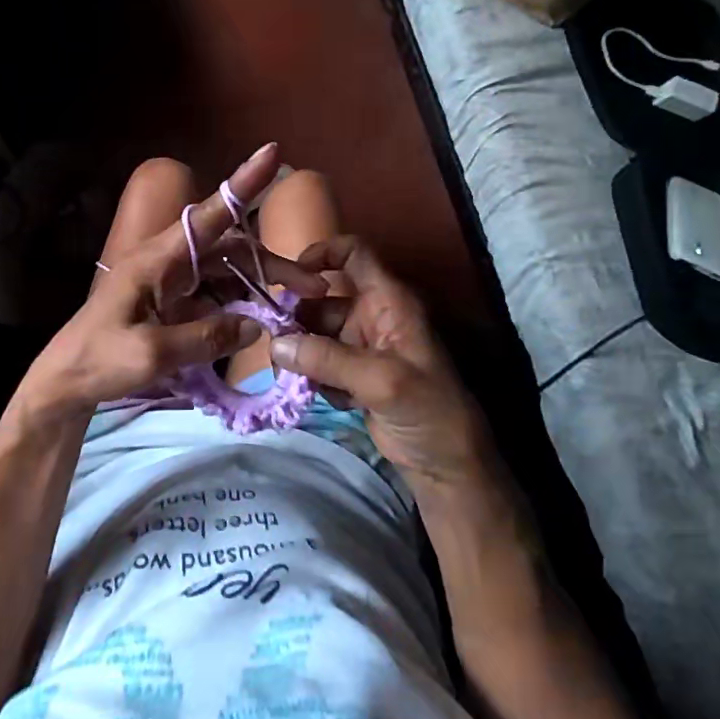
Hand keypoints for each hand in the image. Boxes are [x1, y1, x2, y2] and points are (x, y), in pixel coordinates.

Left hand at [14, 144, 329, 420]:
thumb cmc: (98, 360)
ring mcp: (167, 280)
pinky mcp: (169, 300)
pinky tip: (259, 319)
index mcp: (156, 259)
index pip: (207, 214)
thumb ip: (205, 338)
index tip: (272, 152)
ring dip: (259, 282)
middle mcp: (165, 260)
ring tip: (297, 304)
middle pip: (228, 247)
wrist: (66, 380)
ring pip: (224, 269)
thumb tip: (256, 324)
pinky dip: (238, 301)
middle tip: (313, 287)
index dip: (241, 184)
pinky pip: (213, 291)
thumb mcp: (152, 354)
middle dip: (270, 261)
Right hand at [272, 237, 495, 485]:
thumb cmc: (429, 410)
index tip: (290, 274)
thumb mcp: (380, 380)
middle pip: (322, 297)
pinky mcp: (351, 373)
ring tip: (285, 371)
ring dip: (298, 349)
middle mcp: (372, 315)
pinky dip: (310, 373)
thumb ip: (327, 359)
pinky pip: (317, 360)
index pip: (355, 254)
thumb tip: (276, 344)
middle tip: (271, 338)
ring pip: (314, 331)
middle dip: (296, 314)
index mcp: (389, 301)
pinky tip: (318, 394)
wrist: (448, 465)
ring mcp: (360, 345)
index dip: (323, 253)